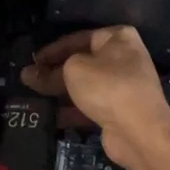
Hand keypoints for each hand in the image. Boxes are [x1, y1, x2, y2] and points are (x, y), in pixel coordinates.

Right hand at [21, 27, 169, 169]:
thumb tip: (30, 74)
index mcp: (118, 38)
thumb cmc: (108, 87)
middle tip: (28, 80)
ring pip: (85, 85)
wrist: (141, 131)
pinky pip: (91, 106)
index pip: (78, 38)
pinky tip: (50, 117)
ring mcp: (124, 86)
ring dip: (60, 92)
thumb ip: (50, 71)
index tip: (32, 61)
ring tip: (33, 98)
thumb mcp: (74, 70)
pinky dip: (72, 110)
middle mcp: (124, 58)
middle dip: (54, 72)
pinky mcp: (120, 111)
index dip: (53, 49)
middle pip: (82, 62)